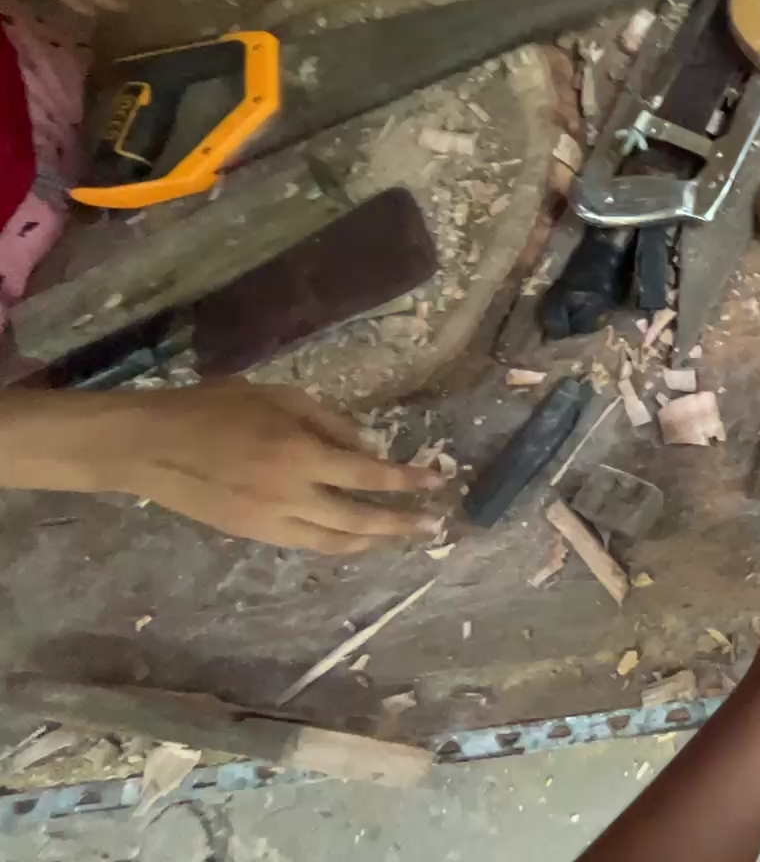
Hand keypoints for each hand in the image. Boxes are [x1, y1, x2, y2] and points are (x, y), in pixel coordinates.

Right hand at [2, 385, 444, 551]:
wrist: (138, 444)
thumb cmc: (215, 409)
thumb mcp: (284, 399)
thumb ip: (333, 424)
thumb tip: (370, 449)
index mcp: (301, 456)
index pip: (370, 475)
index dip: (408, 481)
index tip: (438, 482)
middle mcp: (289, 495)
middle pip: (360, 517)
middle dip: (402, 523)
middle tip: (435, 525)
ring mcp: (267, 519)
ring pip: (333, 540)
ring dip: (373, 540)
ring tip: (402, 537)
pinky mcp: (247, 532)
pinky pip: (304, 542)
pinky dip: (335, 543)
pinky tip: (355, 538)